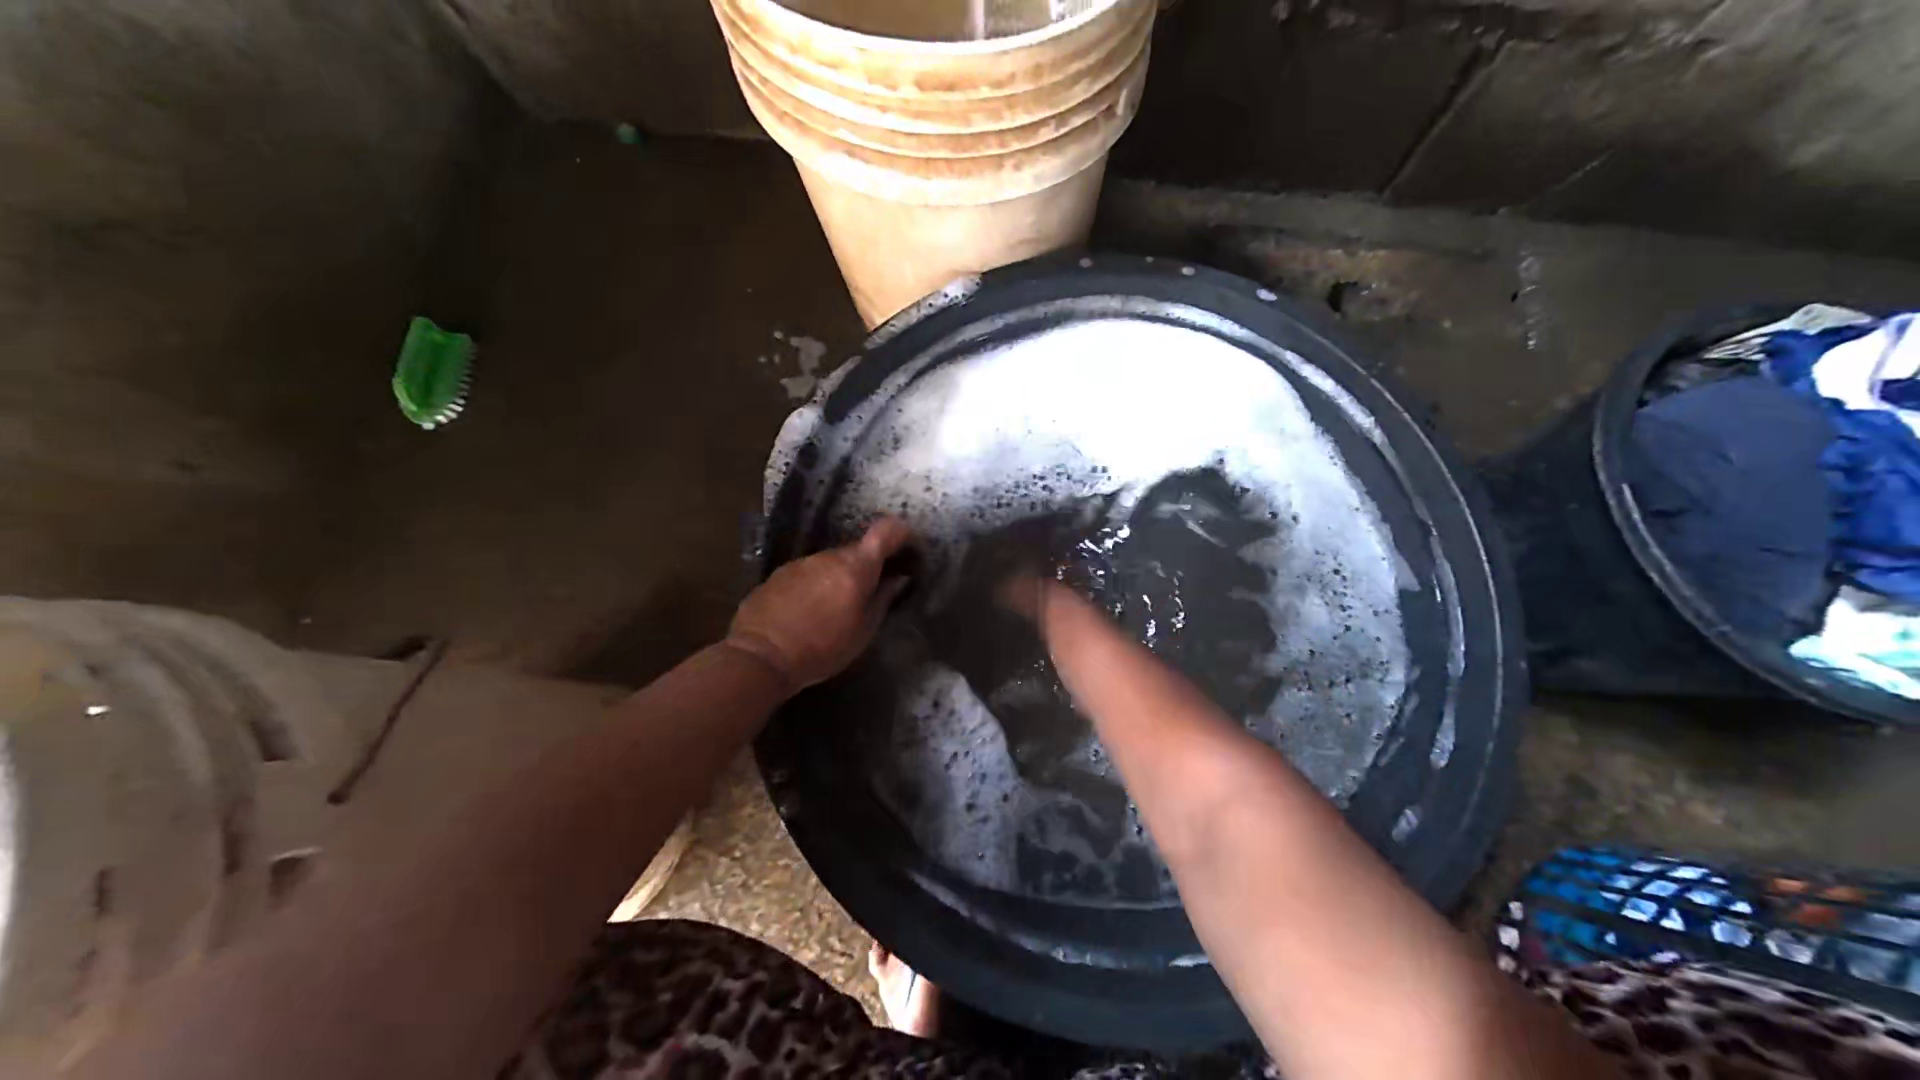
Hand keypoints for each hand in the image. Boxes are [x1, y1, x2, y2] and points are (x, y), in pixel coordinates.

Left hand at [726, 517, 912, 692]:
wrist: (761, 656)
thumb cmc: (822, 648)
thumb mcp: (863, 631)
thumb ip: (883, 599)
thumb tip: (898, 578)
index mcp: (856, 566)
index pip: (886, 531)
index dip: (901, 534)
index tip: (908, 549)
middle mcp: (828, 555)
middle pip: (856, 552)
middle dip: (865, 569)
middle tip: (868, 597)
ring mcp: (800, 562)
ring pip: (829, 564)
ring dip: (837, 579)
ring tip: (833, 611)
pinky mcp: (778, 574)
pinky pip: (807, 574)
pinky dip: (814, 587)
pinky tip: (808, 613)